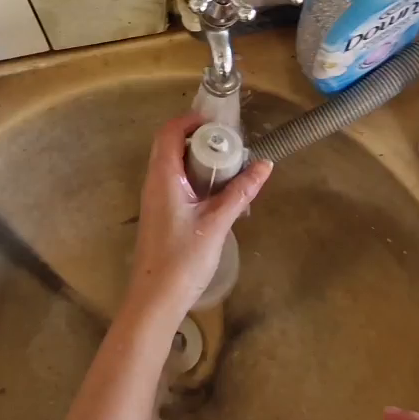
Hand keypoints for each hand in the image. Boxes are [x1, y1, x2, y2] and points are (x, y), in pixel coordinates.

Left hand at [123, 113, 272, 324]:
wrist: (155, 298)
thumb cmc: (183, 258)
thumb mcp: (217, 223)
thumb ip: (240, 192)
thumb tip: (265, 165)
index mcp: (162, 176)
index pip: (169, 132)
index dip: (190, 120)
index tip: (218, 124)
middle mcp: (153, 182)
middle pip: (169, 145)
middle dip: (197, 138)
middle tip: (227, 143)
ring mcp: (154, 198)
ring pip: (172, 164)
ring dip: (196, 158)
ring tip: (226, 164)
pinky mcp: (159, 213)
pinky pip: (174, 182)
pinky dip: (193, 176)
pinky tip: (215, 192)